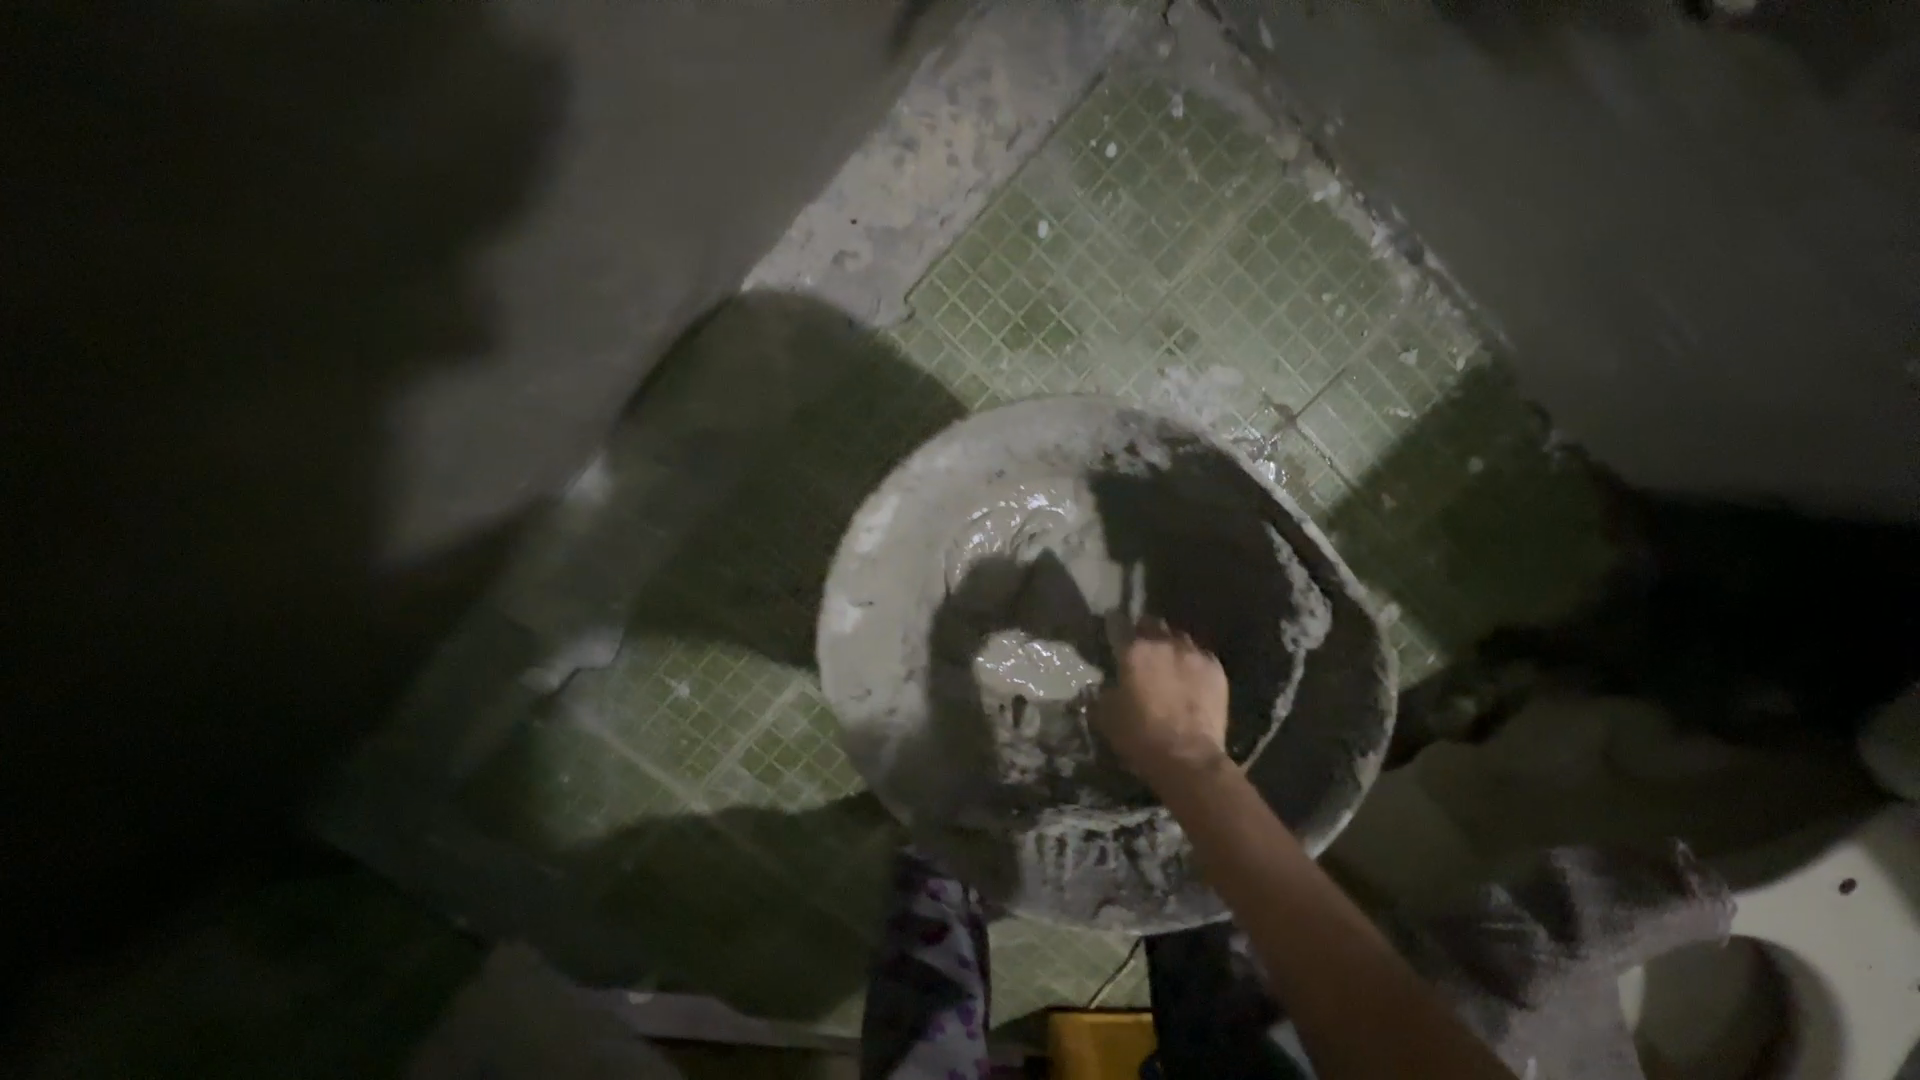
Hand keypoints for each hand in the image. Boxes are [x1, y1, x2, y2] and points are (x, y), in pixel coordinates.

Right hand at [1092, 614, 1230, 787]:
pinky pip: (1202, 656)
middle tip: (1141, 649)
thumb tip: (1103, 686)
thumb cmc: (1139, 737)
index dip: (1113, 626)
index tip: (1111, 635)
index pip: (1117, 623)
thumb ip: (1101, 693)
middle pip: (1152, 624)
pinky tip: (1191, 678)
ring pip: (1179, 638)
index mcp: (1133, 650)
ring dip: (1171, 646)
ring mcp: (1194, 654)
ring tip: (1169, 662)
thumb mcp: (1105, 717)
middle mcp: (1164, 643)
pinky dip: (1194, 662)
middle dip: (1145, 632)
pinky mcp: (1217, 670)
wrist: (1188, 758)